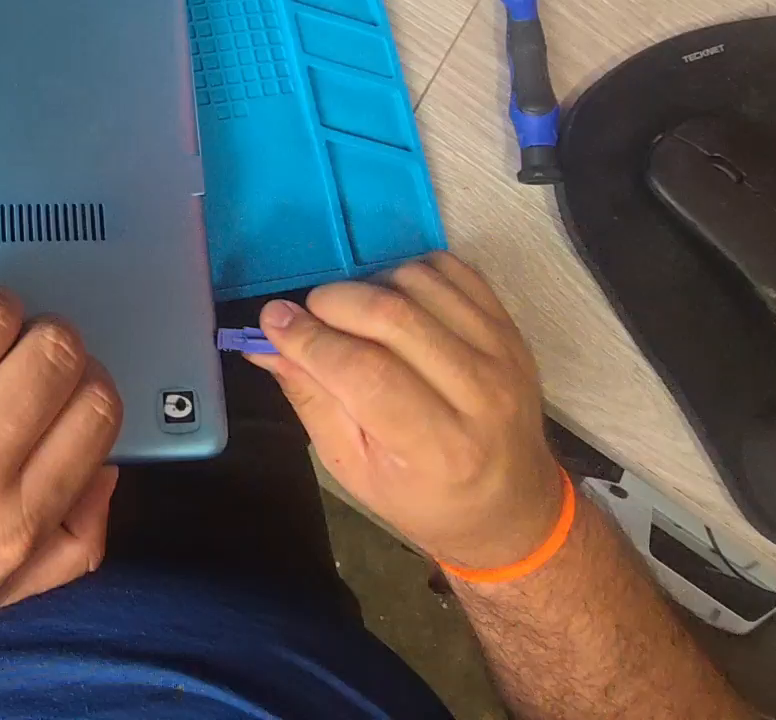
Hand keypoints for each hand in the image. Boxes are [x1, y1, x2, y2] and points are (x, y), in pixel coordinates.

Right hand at [244, 253, 563, 571]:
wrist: (511, 504)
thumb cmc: (420, 496)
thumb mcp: (351, 465)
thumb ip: (309, 398)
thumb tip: (264, 344)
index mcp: (438, 447)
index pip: (364, 372)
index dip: (309, 339)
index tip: (271, 320)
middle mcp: (480, 394)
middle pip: (391, 315)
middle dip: (329, 303)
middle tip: (306, 317)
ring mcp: (502, 354)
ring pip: (416, 283)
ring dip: (366, 286)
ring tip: (352, 317)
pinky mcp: (509, 327)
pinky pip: (449, 270)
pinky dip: (406, 272)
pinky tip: (391, 301)